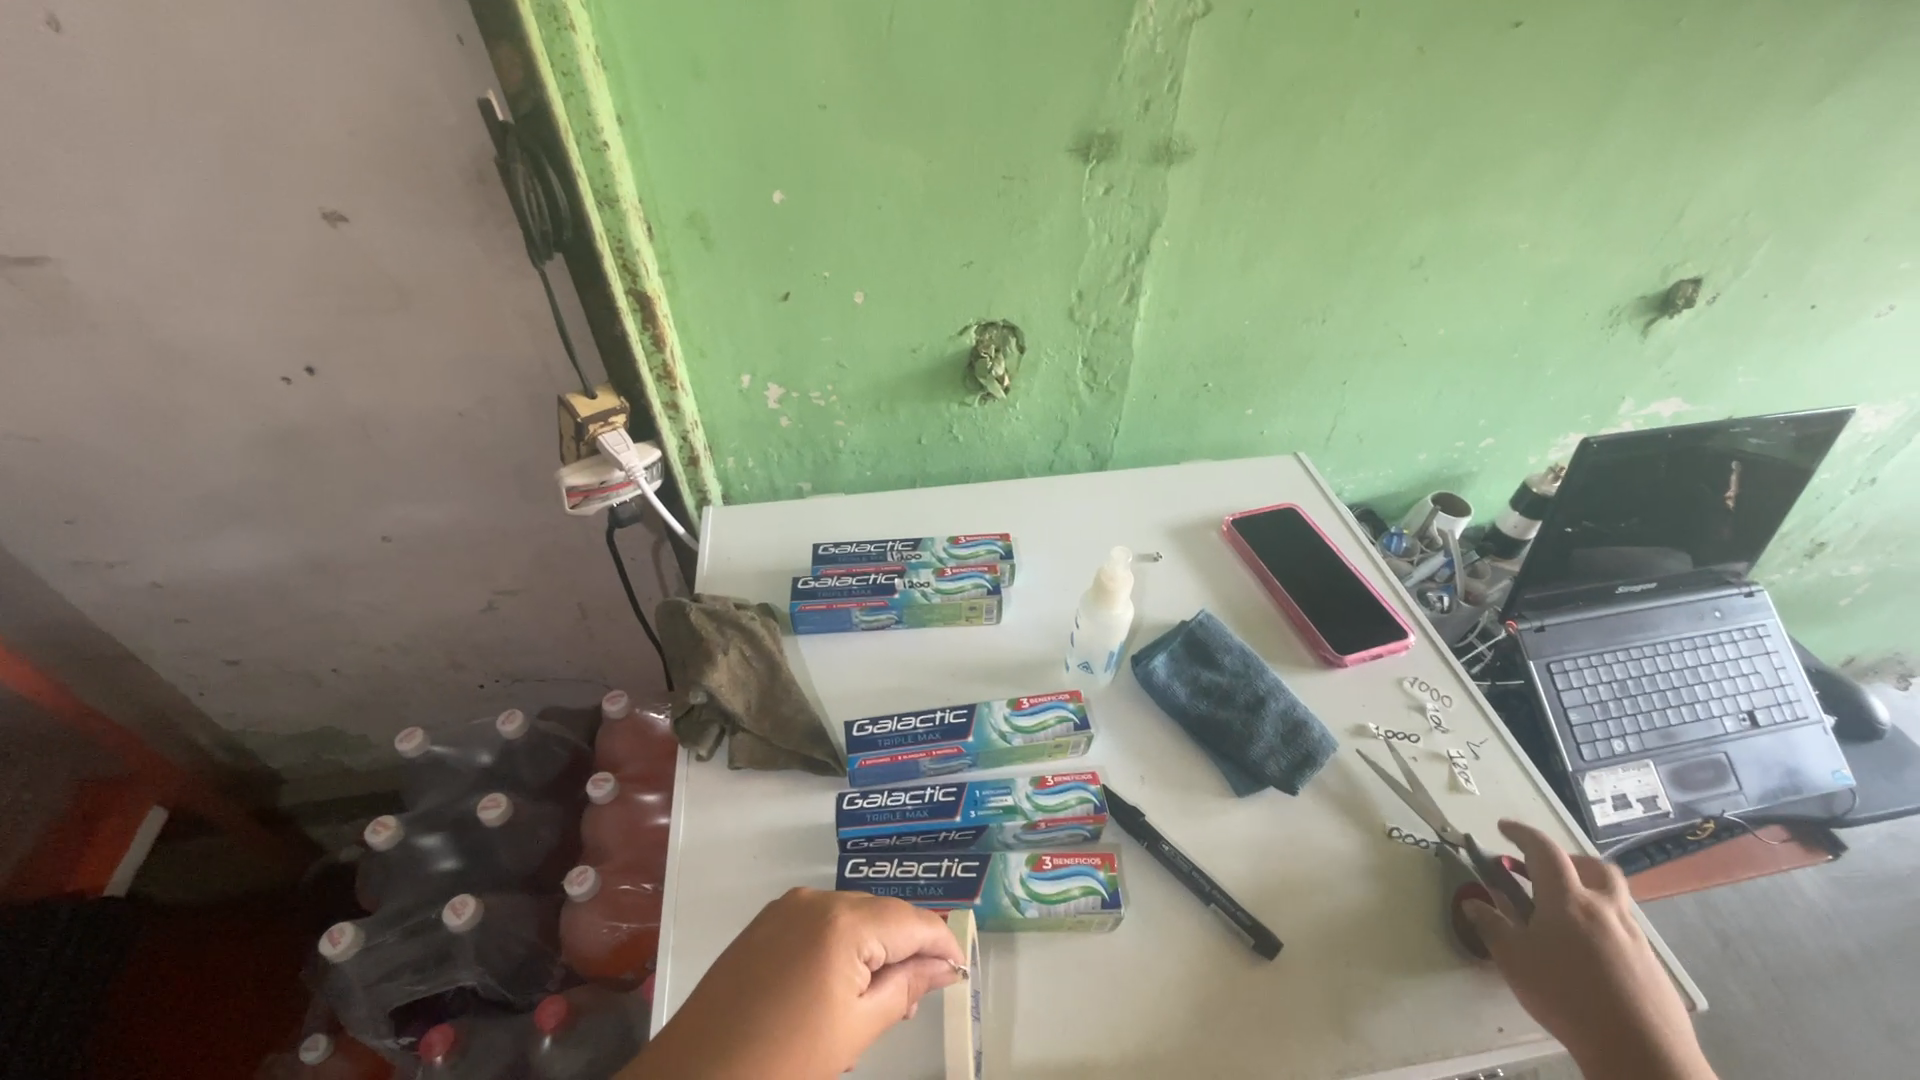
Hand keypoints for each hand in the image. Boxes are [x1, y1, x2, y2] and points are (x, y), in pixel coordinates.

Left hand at [626, 888, 964, 1079]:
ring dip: (875, 946)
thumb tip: (946, 966)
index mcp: (843, 922)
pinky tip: (842, 983)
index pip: (913, 920)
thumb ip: (906, 987)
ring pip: (854, 915)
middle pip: (883, 913)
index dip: (942, 943)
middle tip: (916, 998)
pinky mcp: (766, 921)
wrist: (694, 1076)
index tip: (960, 972)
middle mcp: (817, 898)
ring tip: (879, 998)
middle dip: (907, 947)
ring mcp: (787, 906)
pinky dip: (843, 944)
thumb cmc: (784, 1061)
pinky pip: (823, 921)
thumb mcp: (856, 1028)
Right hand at [1462, 820, 1716, 1079]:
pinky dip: (1599, 926)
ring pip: (1612, 898)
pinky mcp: (1649, 964)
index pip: (1545, 850)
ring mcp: (1633, 937)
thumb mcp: (1513, 959)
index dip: (1522, 833)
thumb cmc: (1565, 995)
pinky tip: (1583, 955)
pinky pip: (1622, 929)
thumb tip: (1473, 903)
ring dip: (1586, 893)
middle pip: (1594, 867)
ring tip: (1559, 918)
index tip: (1503, 828)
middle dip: (1568, 860)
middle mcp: (1605, 909)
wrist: (1639, 1051)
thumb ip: (1491, 925)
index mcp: (1568, 900)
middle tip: (1543, 872)